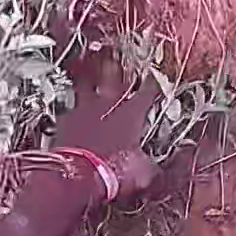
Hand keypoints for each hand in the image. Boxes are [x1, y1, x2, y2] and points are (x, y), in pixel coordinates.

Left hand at [44, 54, 157, 206]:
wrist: (77, 176)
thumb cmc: (113, 171)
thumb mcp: (145, 173)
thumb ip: (159, 165)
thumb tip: (171, 164)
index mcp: (132, 114)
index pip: (148, 91)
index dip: (153, 83)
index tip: (156, 78)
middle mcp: (108, 105)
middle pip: (114, 77)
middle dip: (118, 68)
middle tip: (118, 59)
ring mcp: (84, 109)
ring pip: (88, 83)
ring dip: (91, 78)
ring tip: (90, 66)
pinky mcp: (65, 120)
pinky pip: (70, 106)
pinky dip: (73, 106)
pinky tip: (72, 107)